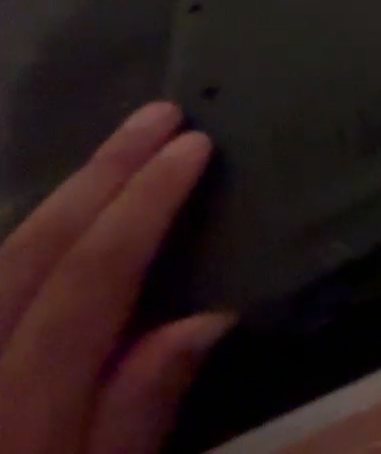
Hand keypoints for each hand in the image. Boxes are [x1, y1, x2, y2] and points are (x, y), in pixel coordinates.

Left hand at [0, 103, 229, 453]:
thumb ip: (134, 418)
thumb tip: (207, 317)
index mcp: (10, 415)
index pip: (83, 285)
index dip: (140, 208)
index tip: (192, 146)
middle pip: (15, 264)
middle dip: (91, 181)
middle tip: (155, 117)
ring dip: (45, 206)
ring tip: (107, 159)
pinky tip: (30, 230)